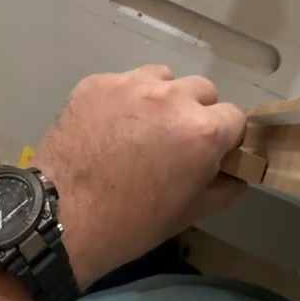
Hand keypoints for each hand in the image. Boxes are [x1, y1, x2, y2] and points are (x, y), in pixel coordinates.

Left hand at [32, 65, 247, 285]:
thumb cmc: (132, 222)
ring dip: (162, 98)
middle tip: (174, 141)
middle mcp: (172, 97)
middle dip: (196, 112)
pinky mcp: (98, 82)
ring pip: (164, 78)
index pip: (234, 117)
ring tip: (141, 128)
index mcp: (202, 130)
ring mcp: (131, 84)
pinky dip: (124, 100)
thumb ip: (223, 187)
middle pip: (202, 90)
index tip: (211, 153)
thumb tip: (237, 174)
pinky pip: (124, 82)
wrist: (62, 216)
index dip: (225, 137)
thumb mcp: (189, 213)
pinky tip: (108, 126)